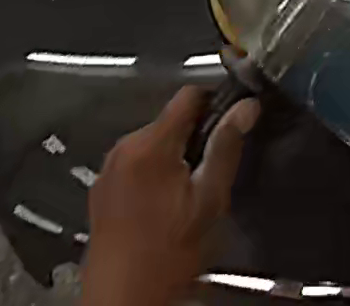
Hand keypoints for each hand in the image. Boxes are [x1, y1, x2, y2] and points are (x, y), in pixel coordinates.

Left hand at [80, 87, 261, 305]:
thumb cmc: (169, 254)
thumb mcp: (208, 200)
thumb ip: (226, 146)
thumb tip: (248, 105)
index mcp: (150, 145)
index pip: (189, 95)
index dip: (214, 102)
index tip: (229, 125)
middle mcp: (124, 147)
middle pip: (171, 118)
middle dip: (195, 134)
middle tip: (210, 169)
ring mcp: (109, 168)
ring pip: (155, 138)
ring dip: (175, 152)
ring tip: (188, 190)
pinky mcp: (101, 188)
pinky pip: (137, 159)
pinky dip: (154, 168)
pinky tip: (163, 202)